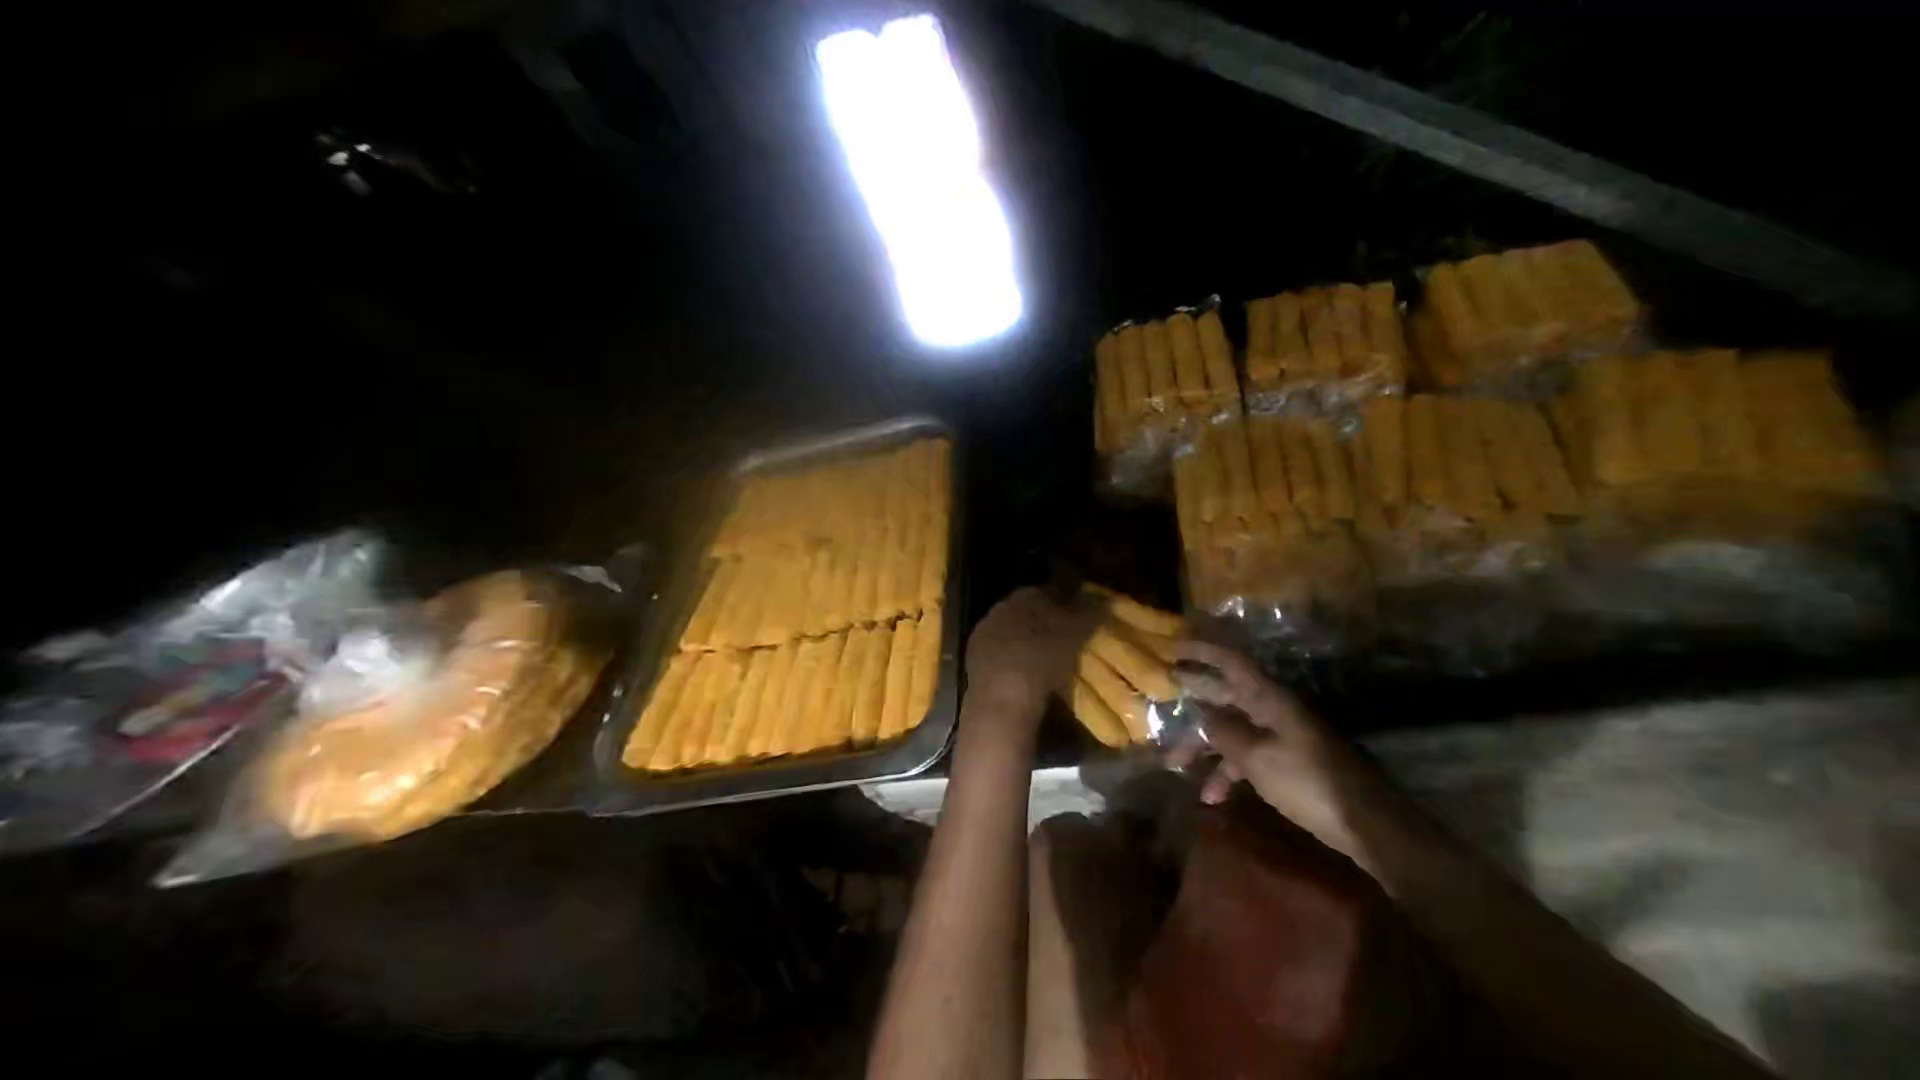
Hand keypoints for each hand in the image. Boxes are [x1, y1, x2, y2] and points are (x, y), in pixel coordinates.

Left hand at [963, 587, 1101, 720]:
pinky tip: (1023, 671)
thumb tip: (1105, 600)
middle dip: (1044, 619)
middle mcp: (1000, 606)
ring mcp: (983, 630)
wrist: (1003, 695)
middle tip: (1063, 637)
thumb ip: (1092, 613)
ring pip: (1010, 629)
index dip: (1065, 601)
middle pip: (1027, 609)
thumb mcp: (1076, 634)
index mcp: (1025, 595)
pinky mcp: (973, 655)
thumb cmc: (1044, 658)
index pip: (1048, 590)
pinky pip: (998, 649)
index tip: (1079, 615)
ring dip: (1025, 638)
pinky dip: (1011, 656)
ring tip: (1045, 656)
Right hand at [1167, 641, 1389, 866]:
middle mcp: (1273, 710)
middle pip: (1227, 695)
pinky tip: (1213, 797)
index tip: (1171, 647)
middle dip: (1194, 696)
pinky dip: (1228, 772)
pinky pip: (1247, 756)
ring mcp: (1281, 737)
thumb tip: (1203, 716)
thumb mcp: (1256, 756)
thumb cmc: (1307, 781)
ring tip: (1175, 764)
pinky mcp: (1287, 762)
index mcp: (1269, 699)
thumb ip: (1224, 732)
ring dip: (1205, 746)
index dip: (1201, 651)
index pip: (1230, 662)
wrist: (1366, 823)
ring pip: (1232, 730)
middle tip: (1163, 692)